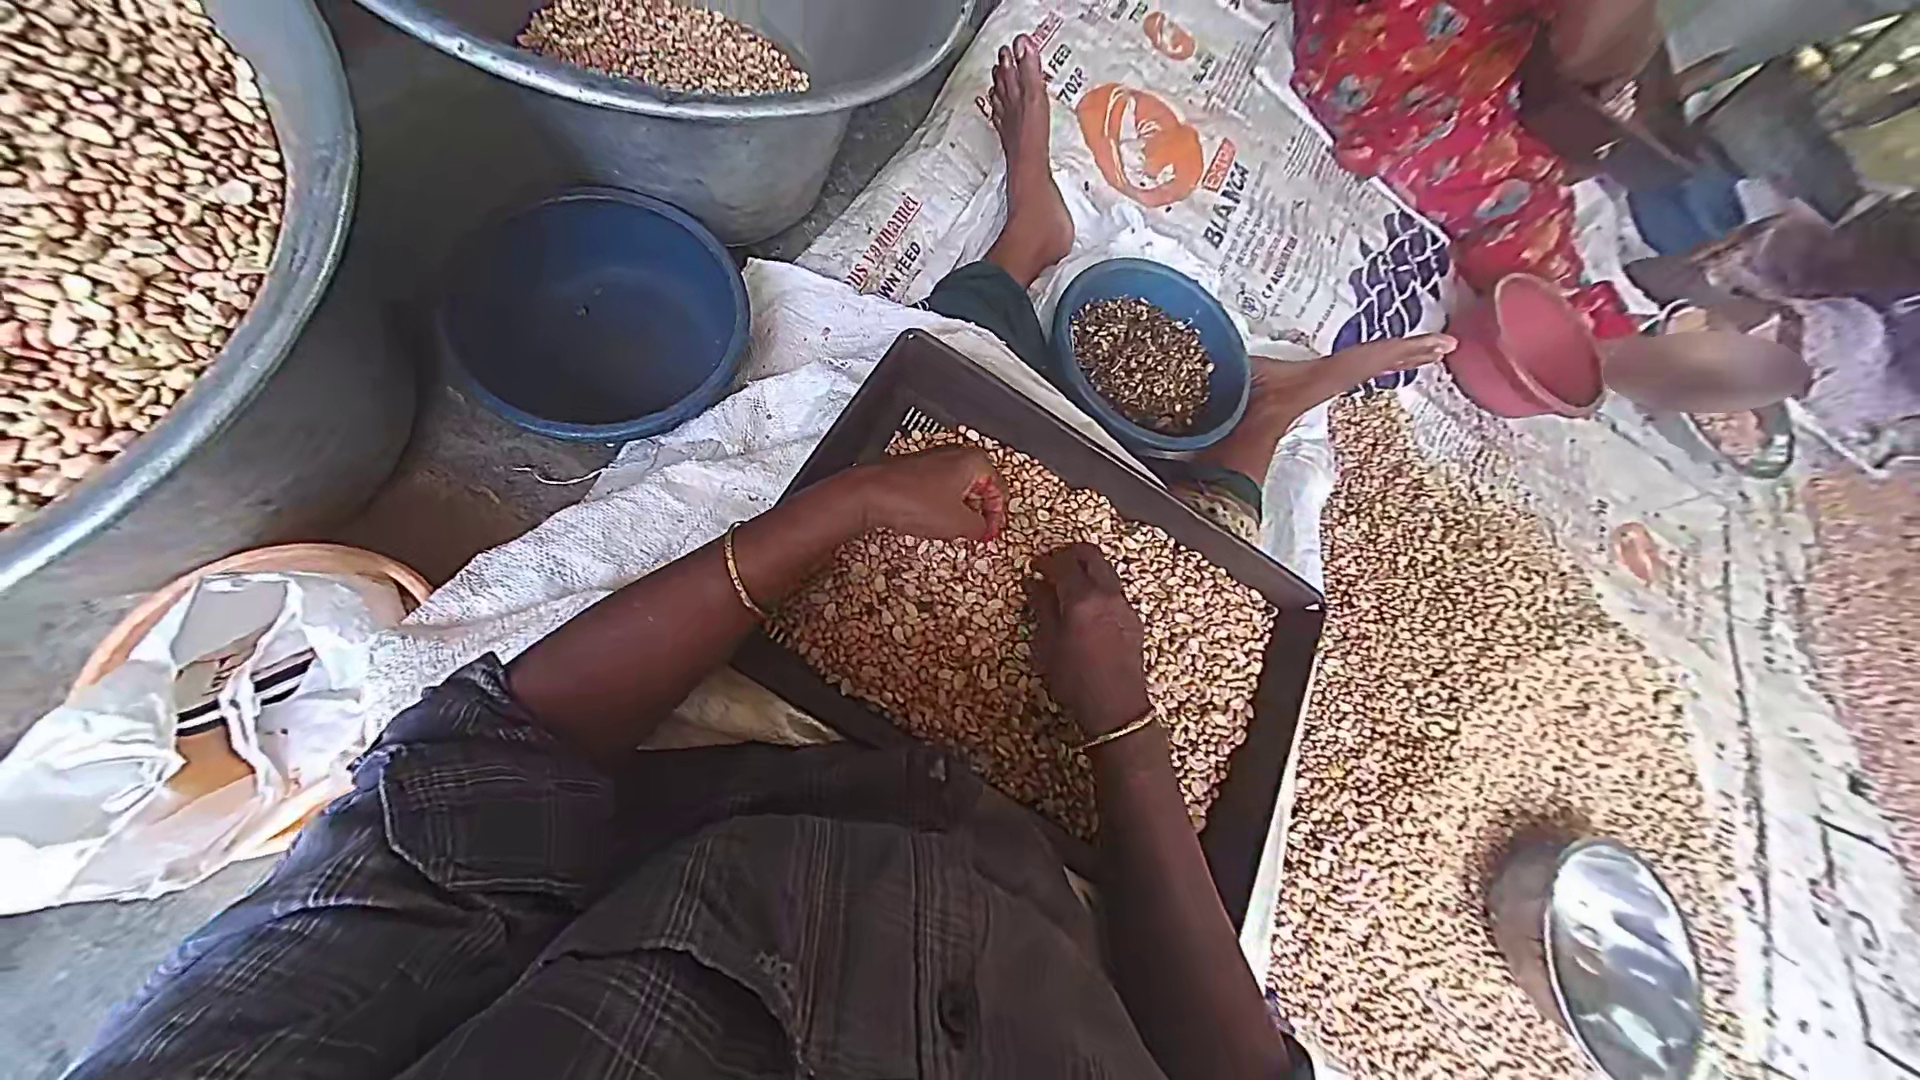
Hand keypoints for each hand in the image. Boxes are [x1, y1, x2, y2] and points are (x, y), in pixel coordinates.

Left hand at [852, 446, 1007, 541]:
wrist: (870, 494)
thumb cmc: (912, 500)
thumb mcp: (959, 523)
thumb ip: (980, 528)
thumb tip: (983, 530)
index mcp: (975, 462)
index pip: (1000, 491)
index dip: (997, 518)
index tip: (989, 535)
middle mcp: (957, 456)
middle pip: (981, 489)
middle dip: (980, 515)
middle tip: (976, 535)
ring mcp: (935, 462)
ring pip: (960, 490)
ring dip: (961, 512)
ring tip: (954, 531)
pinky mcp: (918, 471)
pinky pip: (940, 490)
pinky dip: (943, 507)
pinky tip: (933, 522)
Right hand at [1027, 544, 1151, 739]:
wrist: (1116, 707)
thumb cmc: (1074, 679)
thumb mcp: (1047, 644)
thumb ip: (1042, 607)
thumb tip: (1035, 583)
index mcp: (1082, 599)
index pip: (1062, 562)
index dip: (1045, 561)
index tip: (1034, 567)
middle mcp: (1107, 594)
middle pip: (1090, 555)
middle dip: (1069, 554)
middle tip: (1052, 565)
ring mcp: (1124, 605)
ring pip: (1105, 570)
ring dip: (1085, 569)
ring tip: (1067, 587)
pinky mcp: (1133, 618)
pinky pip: (1113, 590)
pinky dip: (1097, 587)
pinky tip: (1085, 608)